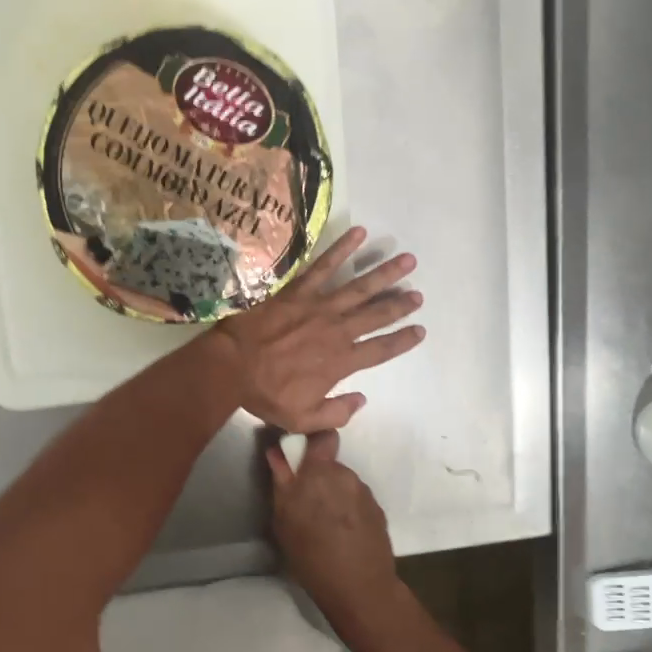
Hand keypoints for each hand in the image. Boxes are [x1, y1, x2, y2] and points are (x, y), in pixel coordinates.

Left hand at [212, 226, 424, 431]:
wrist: (231, 365)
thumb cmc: (264, 393)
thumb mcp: (302, 418)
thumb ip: (336, 413)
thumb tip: (361, 400)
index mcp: (340, 362)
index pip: (380, 349)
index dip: (402, 340)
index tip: (420, 331)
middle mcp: (337, 330)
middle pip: (376, 314)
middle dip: (400, 304)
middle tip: (419, 293)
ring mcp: (318, 306)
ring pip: (359, 286)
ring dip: (385, 273)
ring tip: (407, 260)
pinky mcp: (297, 290)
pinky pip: (323, 265)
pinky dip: (342, 248)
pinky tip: (359, 233)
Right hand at [266, 431, 407, 633]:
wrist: (361, 588)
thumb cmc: (311, 555)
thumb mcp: (284, 521)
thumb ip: (281, 482)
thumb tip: (276, 452)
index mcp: (320, 472)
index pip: (322, 436)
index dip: (312, 442)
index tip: (299, 457)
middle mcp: (345, 475)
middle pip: (329, 465)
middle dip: (317, 478)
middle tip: (305, 505)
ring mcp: (364, 493)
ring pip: (343, 484)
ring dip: (333, 496)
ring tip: (324, 526)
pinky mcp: (377, 511)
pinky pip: (356, 501)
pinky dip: (348, 511)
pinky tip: (342, 535)